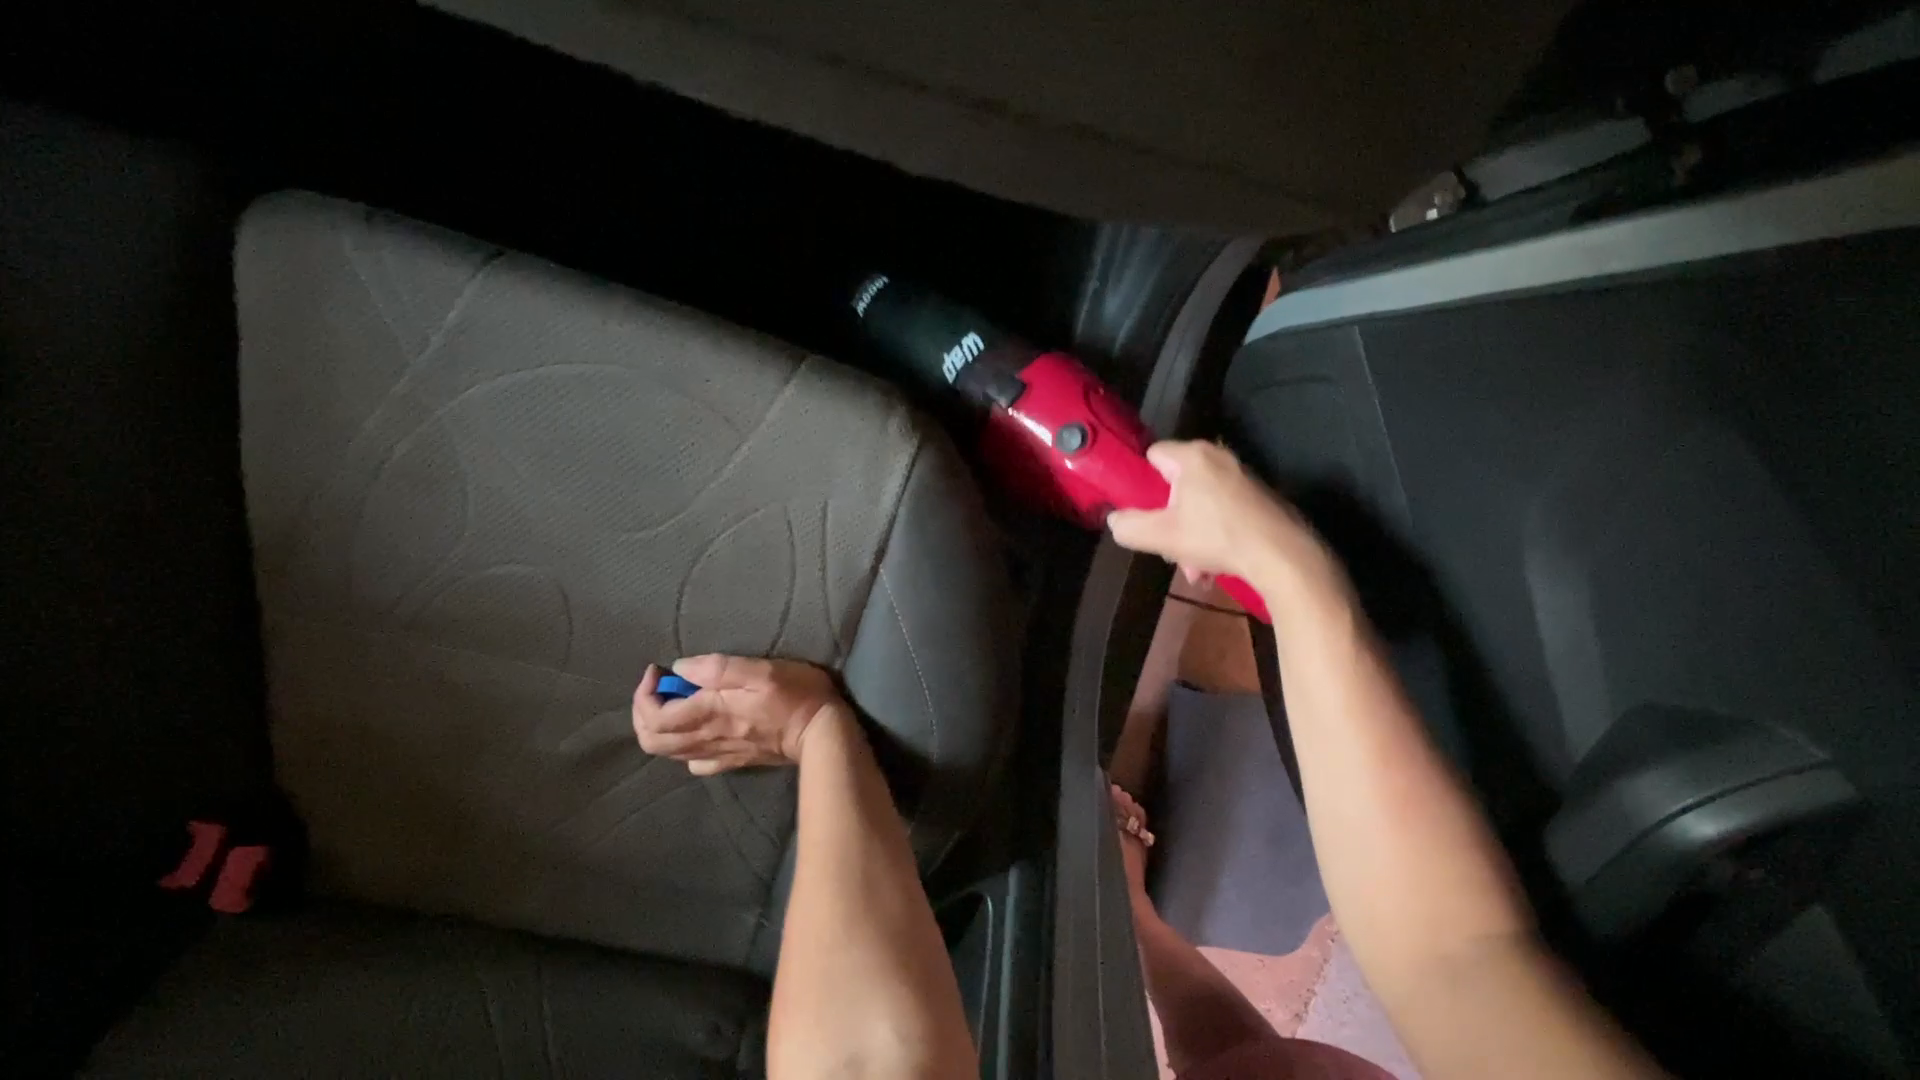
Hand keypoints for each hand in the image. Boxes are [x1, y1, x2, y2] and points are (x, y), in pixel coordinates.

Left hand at [631, 655, 846, 774]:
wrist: (822, 734)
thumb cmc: (796, 694)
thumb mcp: (761, 670)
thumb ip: (717, 668)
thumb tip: (680, 668)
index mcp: (709, 714)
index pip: (654, 716)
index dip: (644, 694)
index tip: (657, 670)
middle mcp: (706, 739)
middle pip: (652, 741)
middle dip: (643, 713)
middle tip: (658, 688)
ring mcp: (718, 755)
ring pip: (668, 753)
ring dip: (659, 728)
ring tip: (673, 703)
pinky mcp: (732, 761)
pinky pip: (694, 763)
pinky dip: (683, 747)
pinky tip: (697, 729)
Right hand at [1105, 440, 1324, 585]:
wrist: (1281, 555)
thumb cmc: (1215, 537)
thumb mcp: (1161, 536)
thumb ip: (1129, 526)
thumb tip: (1115, 520)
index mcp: (1192, 457)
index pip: (1153, 454)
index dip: (1142, 481)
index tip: (1142, 509)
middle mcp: (1218, 458)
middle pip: (1176, 484)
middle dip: (1169, 520)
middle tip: (1168, 546)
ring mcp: (1242, 476)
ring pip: (1200, 504)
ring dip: (1190, 536)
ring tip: (1195, 569)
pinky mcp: (1259, 497)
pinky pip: (1223, 512)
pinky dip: (1214, 535)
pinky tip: (1214, 566)